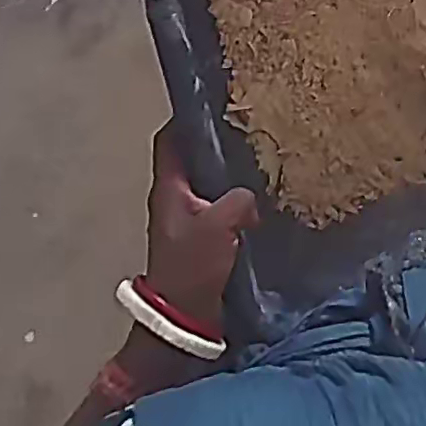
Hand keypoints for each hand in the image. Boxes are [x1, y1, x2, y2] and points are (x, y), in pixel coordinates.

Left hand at [140, 122, 259, 334]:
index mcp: (168, 189)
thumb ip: (238, 200)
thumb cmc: (193, 266)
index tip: (209, 105)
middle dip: (212, 142)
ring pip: (206, 181)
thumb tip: (248, 200)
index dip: (184, 120)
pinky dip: (233, 195)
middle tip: (243, 127)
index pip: (168, 141)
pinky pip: (217, 204)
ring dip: (225, 170)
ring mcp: (186, 218)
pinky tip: (256, 194)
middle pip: (190, 158)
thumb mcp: (218, 226)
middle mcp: (173, 198)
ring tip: (255, 156)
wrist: (185, 320)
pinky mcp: (200, 236)